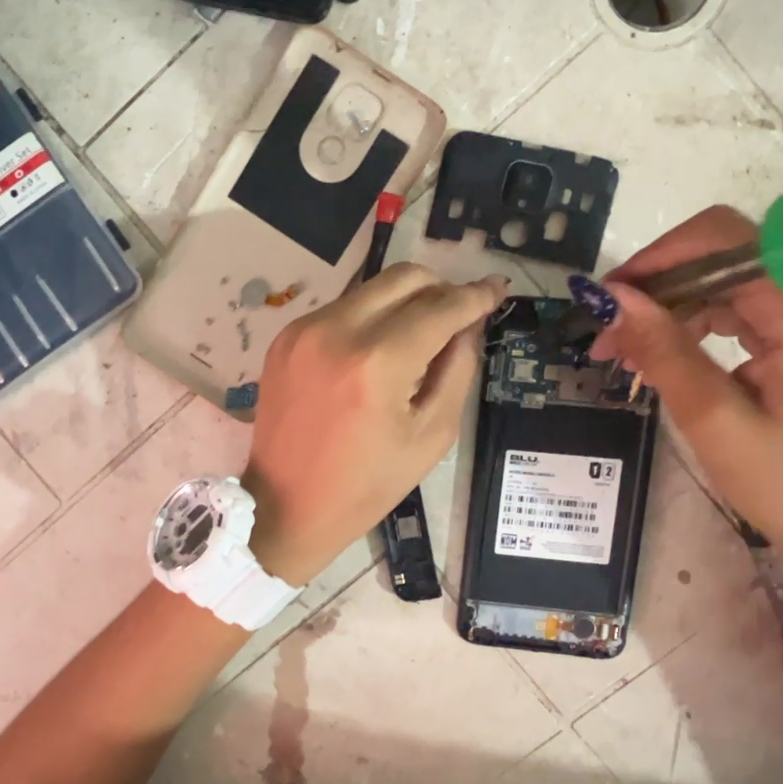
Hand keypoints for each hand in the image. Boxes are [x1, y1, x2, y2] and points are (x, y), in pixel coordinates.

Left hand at [243, 264, 508, 583]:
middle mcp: (336, 331)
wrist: (286, 506)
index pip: (439, 307)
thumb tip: (469, 325)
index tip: (497, 289)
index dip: (475, 295)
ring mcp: (304, 330)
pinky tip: (375, 354)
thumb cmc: (366, 485)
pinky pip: (340, 308)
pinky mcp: (285, 338)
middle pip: (403, 278)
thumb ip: (457, 370)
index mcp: (377, 362)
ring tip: (416, 340)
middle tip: (457, 317)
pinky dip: (368, 319)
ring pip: (370, 288)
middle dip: (439, 289)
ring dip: (403, 302)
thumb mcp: (431, 437)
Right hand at [589, 206, 782, 580]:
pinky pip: (731, 303)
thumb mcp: (715, 421)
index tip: (603, 301)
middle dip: (656, 286)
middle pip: (720, 252)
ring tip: (620, 352)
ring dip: (665, 306)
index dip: (657, 260)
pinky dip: (687, 322)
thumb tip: (610, 300)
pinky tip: (654, 355)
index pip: (723, 242)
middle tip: (603, 334)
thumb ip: (664, 352)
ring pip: (718, 276)